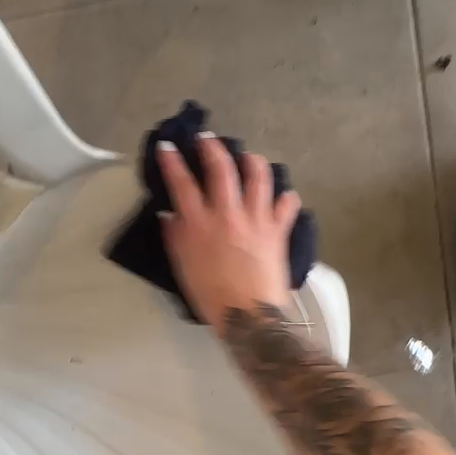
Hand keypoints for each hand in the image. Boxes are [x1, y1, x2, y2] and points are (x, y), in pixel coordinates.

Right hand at [156, 133, 301, 328]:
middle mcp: (228, 214)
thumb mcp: (183, 267)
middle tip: (208, 138)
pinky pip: (287, 203)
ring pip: (259, 175)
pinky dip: (285, 196)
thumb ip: (176, 237)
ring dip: (252, 160)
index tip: (167, 146)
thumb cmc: (211, 295)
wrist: (249, 316)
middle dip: (213, 147)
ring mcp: (256, 219)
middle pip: (221, 168)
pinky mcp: (278, 230)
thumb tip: (170, 216)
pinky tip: (281, 196)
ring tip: (247, 156)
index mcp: (199, 224)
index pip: (182, 183)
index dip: (172, 161)